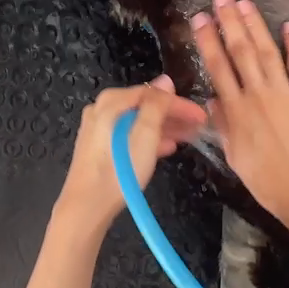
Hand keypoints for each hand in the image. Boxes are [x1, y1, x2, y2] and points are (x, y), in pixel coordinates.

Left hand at [53, 77, 207, 239]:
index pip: (152, 93)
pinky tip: (165, 148)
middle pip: (143, 106)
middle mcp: (101, 110)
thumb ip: (156, 105)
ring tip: (187, 138)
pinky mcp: (98, 147)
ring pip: (136, 122)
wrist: (87, 206)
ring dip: (163, 128)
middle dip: (172, 115)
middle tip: (197, 127)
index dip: (179, 103)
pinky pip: (128, 135)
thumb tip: (165, 81)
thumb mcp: (144, 135)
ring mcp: (97, 129)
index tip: (201, 115)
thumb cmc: (120, 170)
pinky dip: (148, 139)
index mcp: (111, 102)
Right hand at [192, 0, 288, 238]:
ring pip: (267, 52)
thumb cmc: (266, 180)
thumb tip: (212, 100)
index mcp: (236, 111)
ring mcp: (286, 94)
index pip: (218, 67)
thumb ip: (223, 125)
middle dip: (230, 21)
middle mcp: (258, 95)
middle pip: (241, 51)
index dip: (208, 40)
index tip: (200, 18)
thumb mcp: (234, 156)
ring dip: (256, 26)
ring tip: (246, 4)